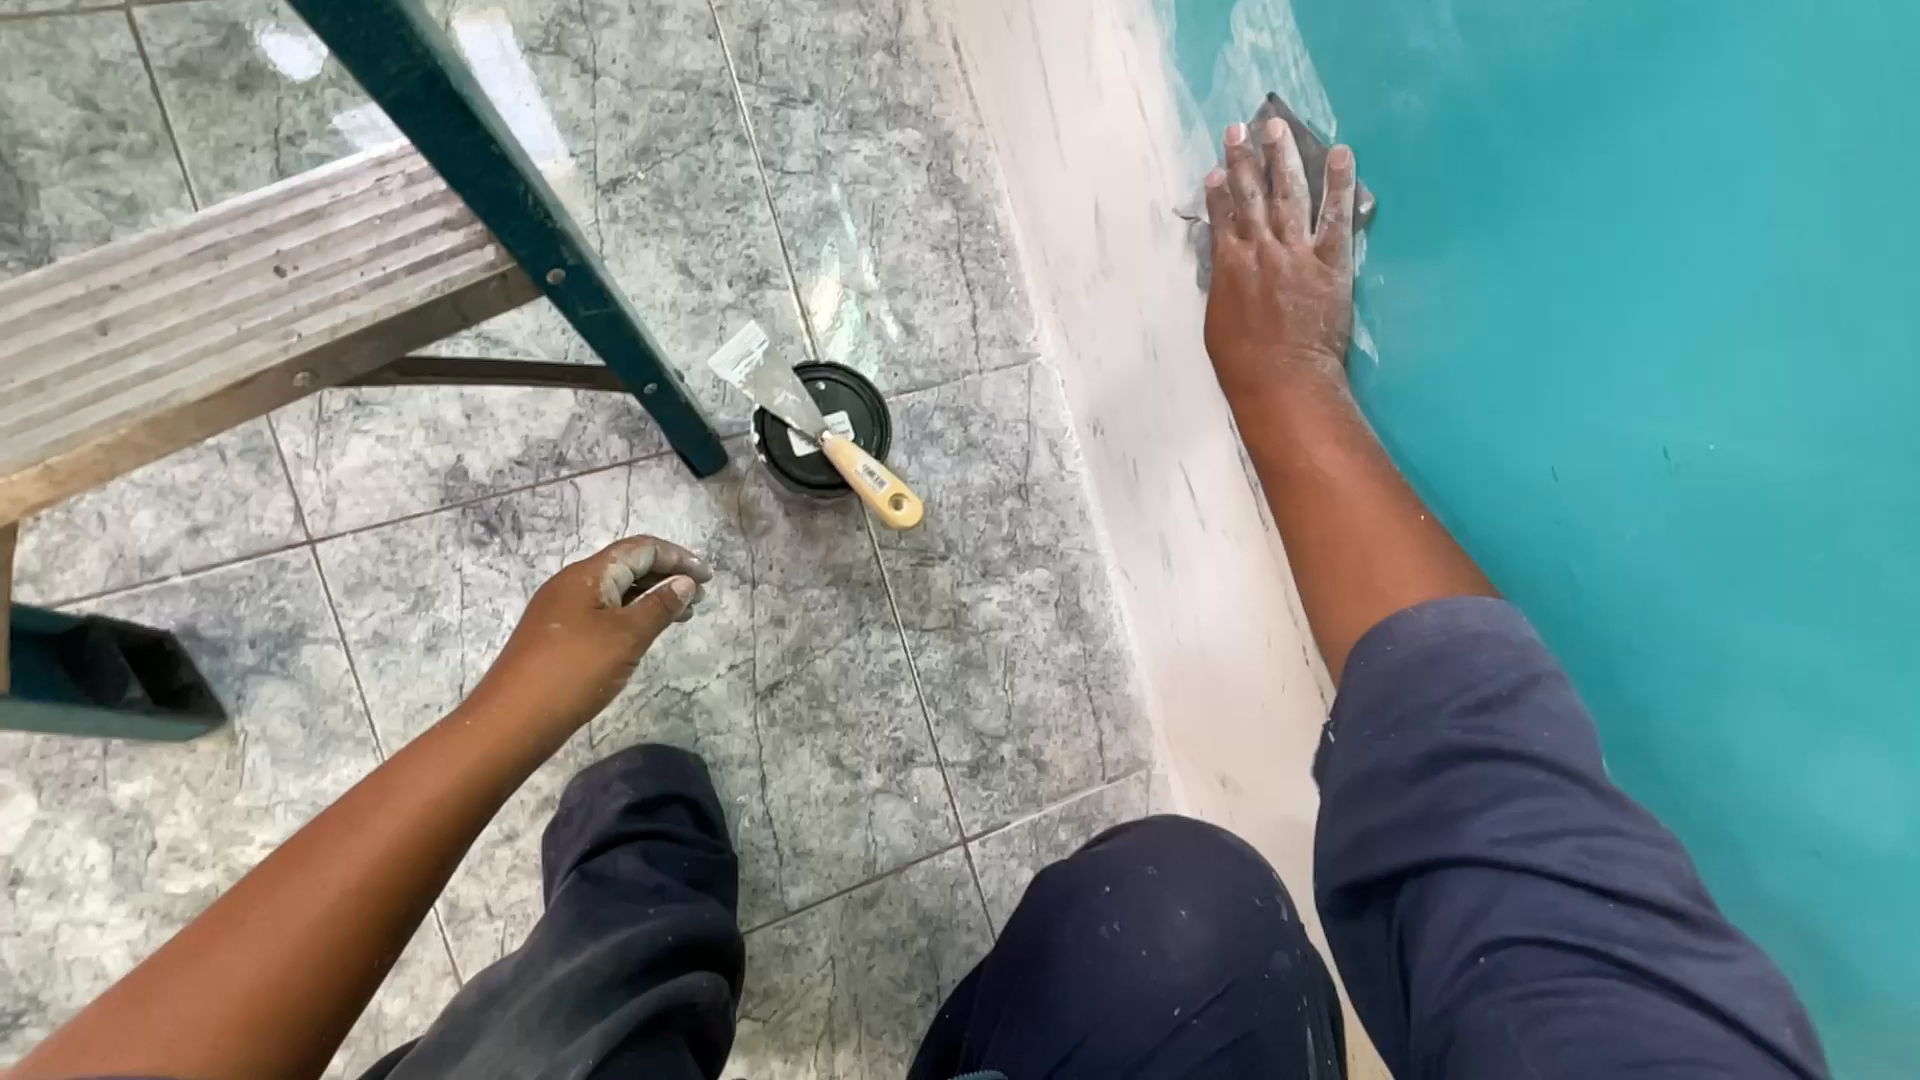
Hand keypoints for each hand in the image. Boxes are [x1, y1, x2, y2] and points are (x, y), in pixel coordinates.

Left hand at [466, 536, 714, 735]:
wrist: (513, 721)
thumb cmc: (575, 671)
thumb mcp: (627, 636)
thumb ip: (660, 605)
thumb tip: (686, 583)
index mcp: (587, 575)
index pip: (641, 549)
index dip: (678, 557)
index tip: (708, 577)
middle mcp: (573, 584)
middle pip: (628, 565)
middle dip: (667, 575)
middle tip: (700, 596)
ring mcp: (563, 609)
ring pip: (618, 590)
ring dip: (653, 595)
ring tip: (683, 614)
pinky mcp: (560, 633)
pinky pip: (606, 610)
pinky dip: (634, 613)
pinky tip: (648, 631)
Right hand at [1203, 119, 1358, 399]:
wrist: (1283, 380)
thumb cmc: (1242, 362)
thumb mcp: (1215, 321)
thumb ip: (1220, 285)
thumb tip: (1222, 262)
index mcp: (1228, 267)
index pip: (1222, 219)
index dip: (1218, 191)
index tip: (1217, 167)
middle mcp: (1260, 249)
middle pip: (1251, 196)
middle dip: (1244, 160)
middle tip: (1240, 129)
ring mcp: (1297, 252)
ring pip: (1288, 195)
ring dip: (1281, 159)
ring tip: (1276, 128)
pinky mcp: (1331, 261)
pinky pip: (1336, 216)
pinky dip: (1338, 184)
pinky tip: (1339, 155)